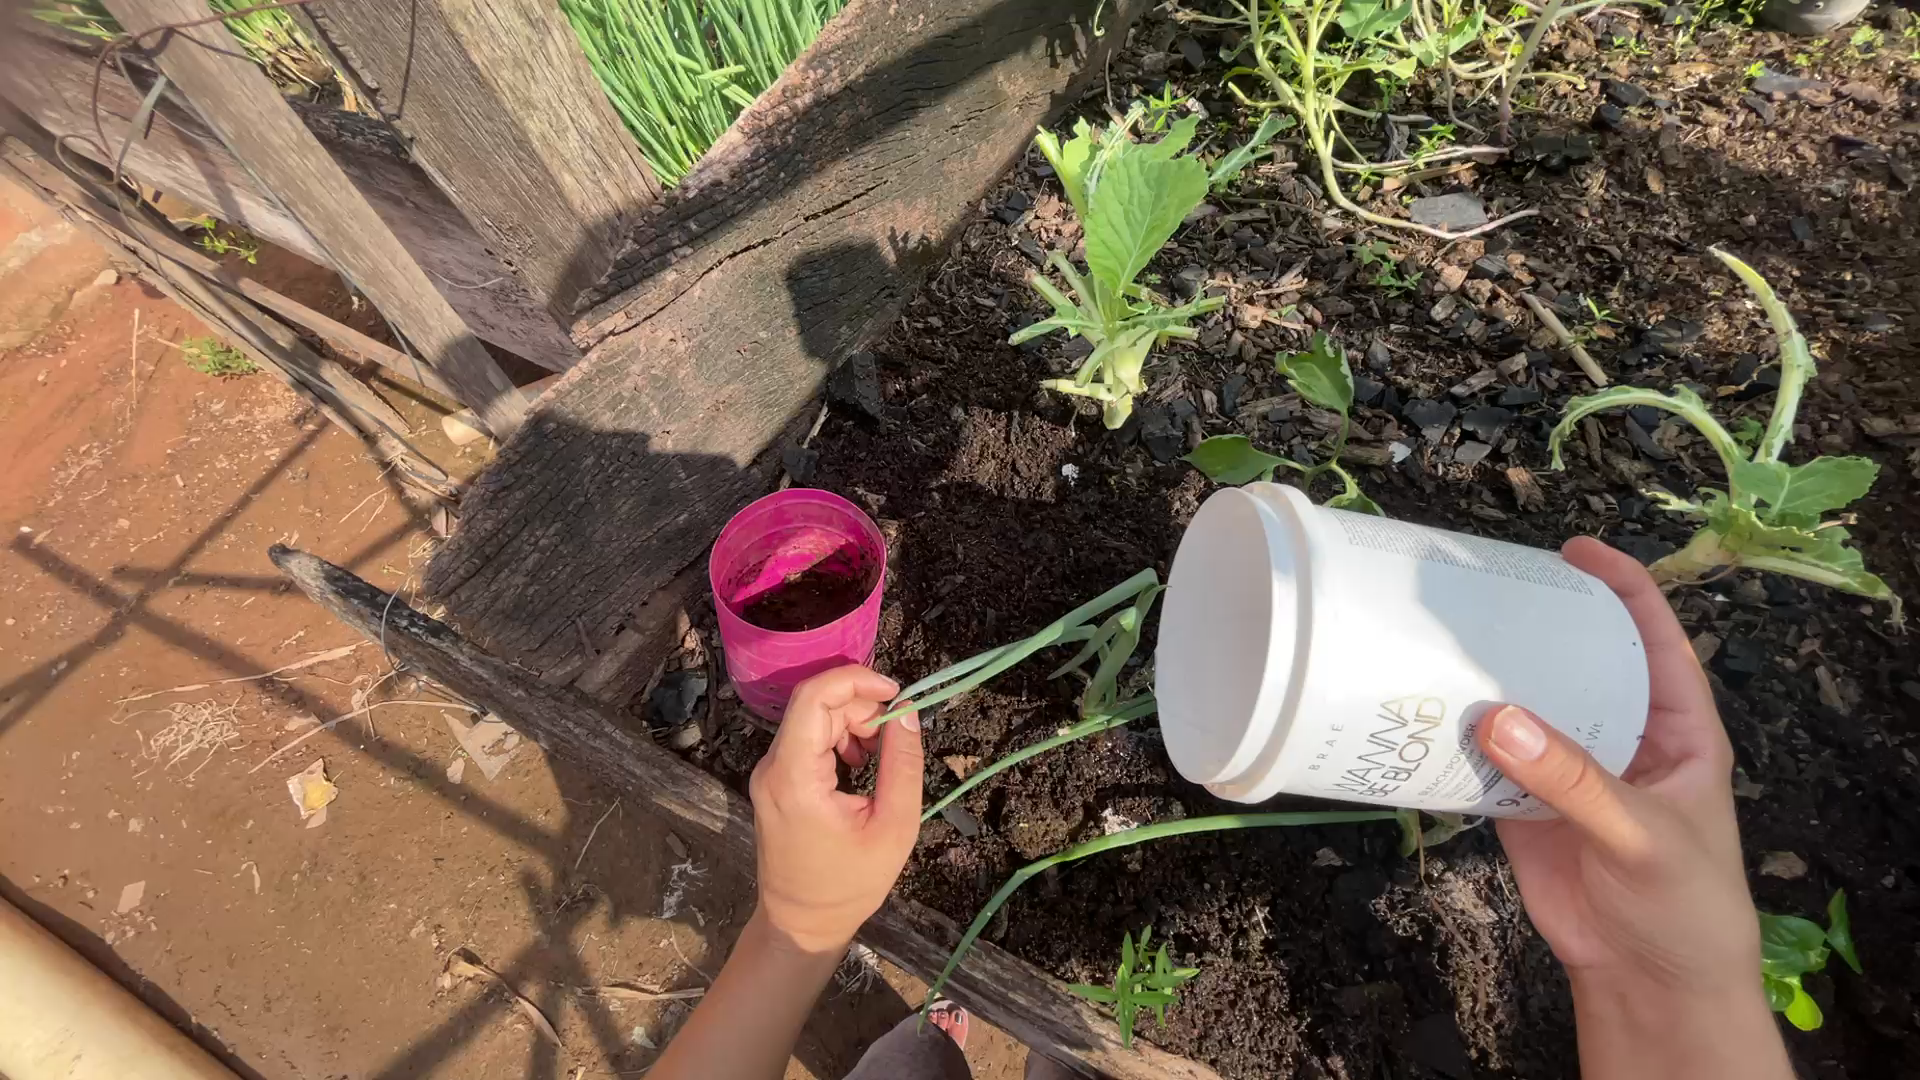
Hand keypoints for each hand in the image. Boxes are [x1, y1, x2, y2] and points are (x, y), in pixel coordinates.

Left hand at [748, 665, 922, 953]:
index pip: (814, 697)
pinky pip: (808, 735)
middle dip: (861, 705)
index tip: (894, 692)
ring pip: (813, 716)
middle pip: (816, 704)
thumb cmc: (850, 884)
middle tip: (894, 733)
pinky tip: (860, 763)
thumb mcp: (894, 826)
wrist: (802, 925)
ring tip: (879, 754)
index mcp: (795, 776)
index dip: (855, 680)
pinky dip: (839, 735)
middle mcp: (772, 766)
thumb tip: (907, 711)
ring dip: (853, 721)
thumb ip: (903, 764)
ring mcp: (769, 771)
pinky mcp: (775, 778)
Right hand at [1478, 537, 1790, 1078]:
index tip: (1575, 551)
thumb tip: (1495, 718)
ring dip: (1479, 673)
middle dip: (1531, 623)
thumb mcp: (1645, 836)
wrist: (1640, 974)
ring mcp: (1559, 762)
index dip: (1623, 590)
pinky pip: (1480, 748)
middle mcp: (1612, 733)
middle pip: (1572, 661)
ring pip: (1517, 700)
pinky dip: (1451, 727)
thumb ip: (1574, 779)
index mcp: (1670, 729)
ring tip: (1430, 635)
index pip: (1653, 644)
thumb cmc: (1682, 902)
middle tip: (1475, 589)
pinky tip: (1416, 704)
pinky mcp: (1516, 792)